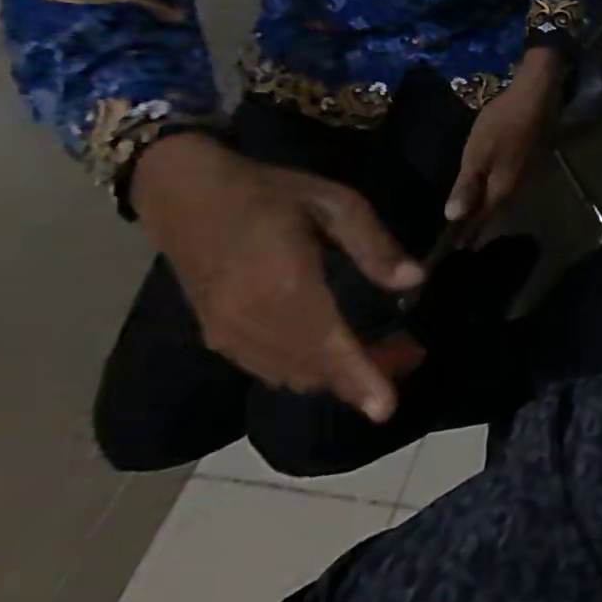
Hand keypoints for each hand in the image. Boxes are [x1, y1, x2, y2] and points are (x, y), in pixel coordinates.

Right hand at [133, 133, 424, 421]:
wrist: (186, 194)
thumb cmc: (272, 193)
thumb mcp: (337, 204)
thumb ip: (375, 246)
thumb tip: (415, 281)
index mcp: (286, 288)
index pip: (329, 346)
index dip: (360, 379)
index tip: (386, 409)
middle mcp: (253, 323)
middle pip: (316, 368)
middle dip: (368, 374)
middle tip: (414, 355)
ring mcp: (229, 334)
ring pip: (293, 374)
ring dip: (341, 374)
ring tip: (390, 352)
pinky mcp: (217, 335)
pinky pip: (268, 368)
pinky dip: (309, 370)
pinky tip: (339, 352)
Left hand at [445, 48, 563, 226]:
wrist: (537, 98)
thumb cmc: (502, 124)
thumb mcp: (477, 153)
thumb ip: (467, 186)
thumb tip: (453, 219)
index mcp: (502, 190)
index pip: (480, 221)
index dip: (464, 236)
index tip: (447, 253)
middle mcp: (518, 189)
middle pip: (494, 214)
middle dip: (477, 226)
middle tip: (458, 239)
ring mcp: (528, 176)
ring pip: (503, 201)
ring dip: (488, 210)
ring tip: (471, 218)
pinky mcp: (531, 163)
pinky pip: (510, 187)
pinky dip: (496, 194)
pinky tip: (489, 189)